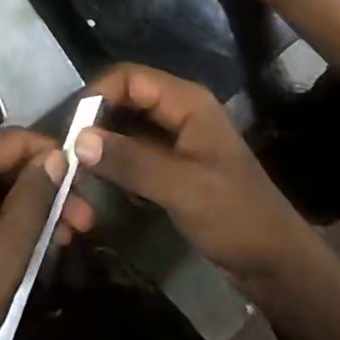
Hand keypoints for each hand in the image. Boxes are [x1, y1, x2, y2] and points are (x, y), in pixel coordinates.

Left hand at [0, 129, 94, 339]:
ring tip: (66, 239)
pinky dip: (8, 224)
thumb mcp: (4, 253)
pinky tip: (34, 247)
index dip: (53, 155)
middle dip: (47, 189)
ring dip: (32, 210)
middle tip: (83, 221)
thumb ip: (34, 198)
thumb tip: (57, 156)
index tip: (86, 182)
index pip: (15, 139)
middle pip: (6, 164)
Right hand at [74, 65, 319, 286]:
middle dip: (95, 119)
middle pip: (126, 98)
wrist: (275, 263)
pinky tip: (94, 181)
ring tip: (72, 169)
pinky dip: (114, 162)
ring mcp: (176, 139)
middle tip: (64, 153)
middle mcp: (179, 111)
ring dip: (101, 142)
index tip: (69, 129)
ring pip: (127, 126)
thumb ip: (131, 161)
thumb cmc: (235, 216)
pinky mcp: (172, 166)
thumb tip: (77, 140)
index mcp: (187, 101)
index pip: (131, 77)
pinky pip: (134, 152)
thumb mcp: (182, 188)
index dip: (98, 94)